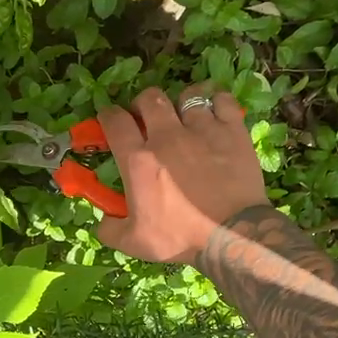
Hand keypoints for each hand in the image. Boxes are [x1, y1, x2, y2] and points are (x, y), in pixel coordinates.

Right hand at [95, 85, 267, 265]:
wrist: (230, 233)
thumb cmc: (178, 237)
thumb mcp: (132, 242)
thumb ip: (109, 228)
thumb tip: (104, 219)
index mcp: (138, 160)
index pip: (115, 122)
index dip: (107, 115)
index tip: (108, 119)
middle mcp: (167, 136)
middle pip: (149, 98)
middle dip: (142, 103)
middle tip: (145, 118)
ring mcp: (203, 129)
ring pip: (187, 95)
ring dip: (180, 103)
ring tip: (183, 116)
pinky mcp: (232, 129)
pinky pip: (222, 99)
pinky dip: (215, 102)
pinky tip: (213, 113)